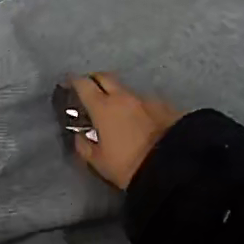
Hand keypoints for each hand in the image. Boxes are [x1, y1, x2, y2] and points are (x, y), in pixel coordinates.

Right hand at [69, 73, 180, 188]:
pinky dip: (137, 107)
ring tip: (118, 113)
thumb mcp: (99, 162)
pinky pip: (145, 102)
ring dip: (118, 96)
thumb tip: (79, 135)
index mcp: (103, 108)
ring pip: (126, 90)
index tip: (68, 83)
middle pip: (105, 77)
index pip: (83, 85)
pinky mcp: (165, 106)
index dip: (74, 81)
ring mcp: (146, 99)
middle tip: (90, 91)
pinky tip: (140, 121)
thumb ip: (84, 146)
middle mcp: (124, 97)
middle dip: (95, 80)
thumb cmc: (129, 166)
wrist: (174, 165)